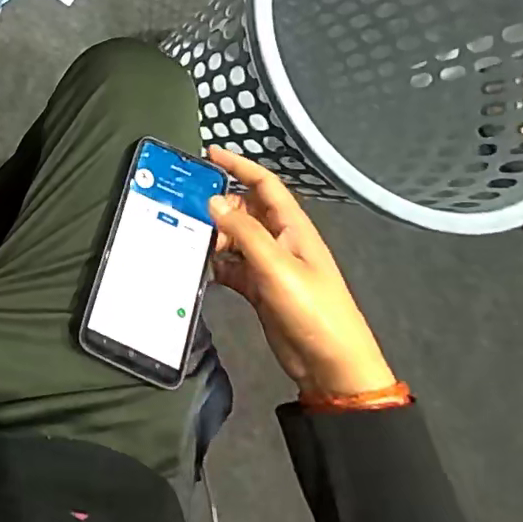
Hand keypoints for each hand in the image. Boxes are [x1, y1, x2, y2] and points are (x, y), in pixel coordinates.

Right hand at [205, 146, 396, 398]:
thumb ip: (243, 231)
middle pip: (243, 209)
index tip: (210, 154)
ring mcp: (268, 263)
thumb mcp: (276, 266)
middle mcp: (279, 239)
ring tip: (192, 241)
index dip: (239, 165)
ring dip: (213, 236)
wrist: (331, 366)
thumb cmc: (313, 310)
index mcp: (292, 227)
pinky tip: (199, 267)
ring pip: (234, 237)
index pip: (264, 184)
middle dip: (218, 207)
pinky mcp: (258, 287)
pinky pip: (230, 265)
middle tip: (191, 211)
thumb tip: (213, 200)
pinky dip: (215, 264)